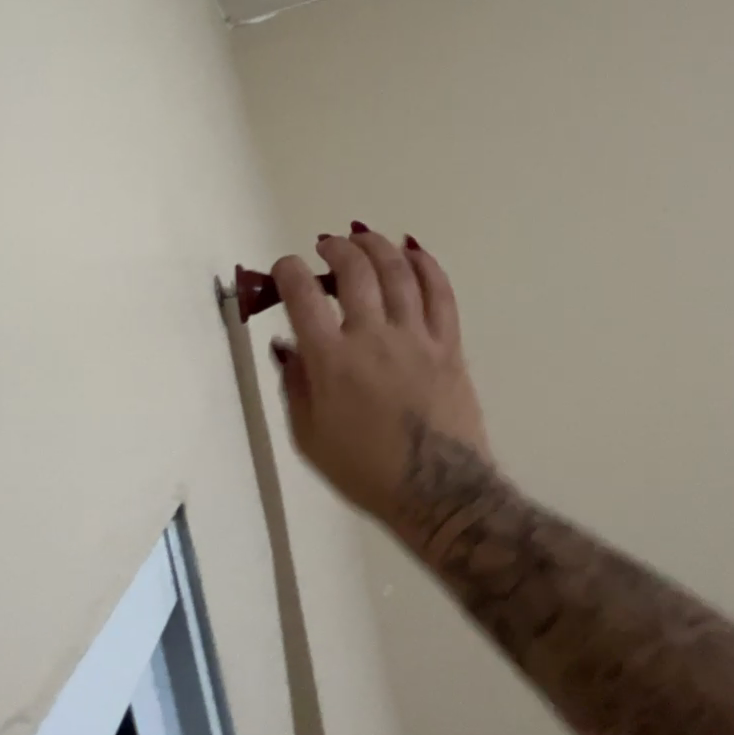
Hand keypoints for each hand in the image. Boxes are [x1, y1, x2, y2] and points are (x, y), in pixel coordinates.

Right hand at [269, 224, 491, 528]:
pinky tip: (412, 253)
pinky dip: (425, 266)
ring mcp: (415, 338)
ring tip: (362, 240)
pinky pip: (440, 293)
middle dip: (334, 250)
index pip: (302, 296)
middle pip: (354, 272)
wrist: (439, 494)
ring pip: (397, 272)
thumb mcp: (309, 438)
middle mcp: (372, 339)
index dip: (288, 271)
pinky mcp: (448, 345)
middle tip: (325, 247)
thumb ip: (295, 385)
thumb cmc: (365, 471)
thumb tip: (287, 346)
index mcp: (332, 362)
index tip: (285, 268)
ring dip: (376, 247)